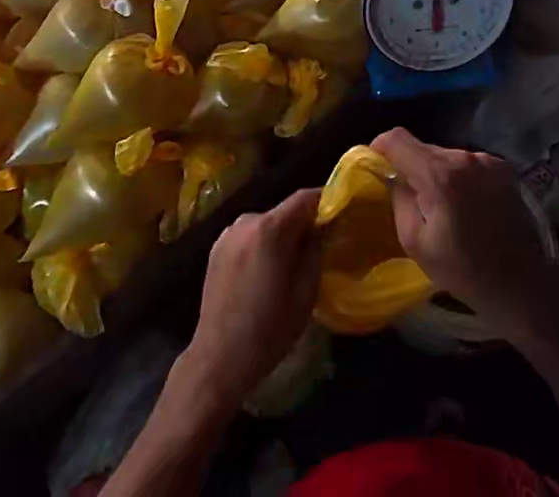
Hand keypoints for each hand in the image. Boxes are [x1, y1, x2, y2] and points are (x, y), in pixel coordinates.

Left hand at [178, 188, 321, 407]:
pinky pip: (250, 235)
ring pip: (267, 223)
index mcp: (269, 229)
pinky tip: (269, 268)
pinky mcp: (216, 249)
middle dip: (304, 221)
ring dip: (283, 233)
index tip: (342, 208)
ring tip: (295, 258)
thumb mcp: (306, 291)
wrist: (219, 359)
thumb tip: (323, 227)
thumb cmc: (269, 329)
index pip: (304, 198)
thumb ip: (316, 250)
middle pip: (284, 210)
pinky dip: (264, 243)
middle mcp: (246, 222)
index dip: (326, 199)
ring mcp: (227, 234)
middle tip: (323, 240)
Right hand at [371, 128, 558, 342]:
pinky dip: (459, 177)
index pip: (398, 139)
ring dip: (436, 173)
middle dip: (410, 166)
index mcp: (441, 174)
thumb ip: (399, 198)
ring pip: (446, 156)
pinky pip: (468, 164)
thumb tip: (391, 174)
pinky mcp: (504, 168)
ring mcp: (488, 160)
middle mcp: (466, 157)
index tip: (376, 167)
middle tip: (409, 197)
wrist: (522, 285)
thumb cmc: (463, 270)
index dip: (380, 148)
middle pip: (423, 147)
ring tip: (441, 206)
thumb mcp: (415, 241)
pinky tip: (465, 205)